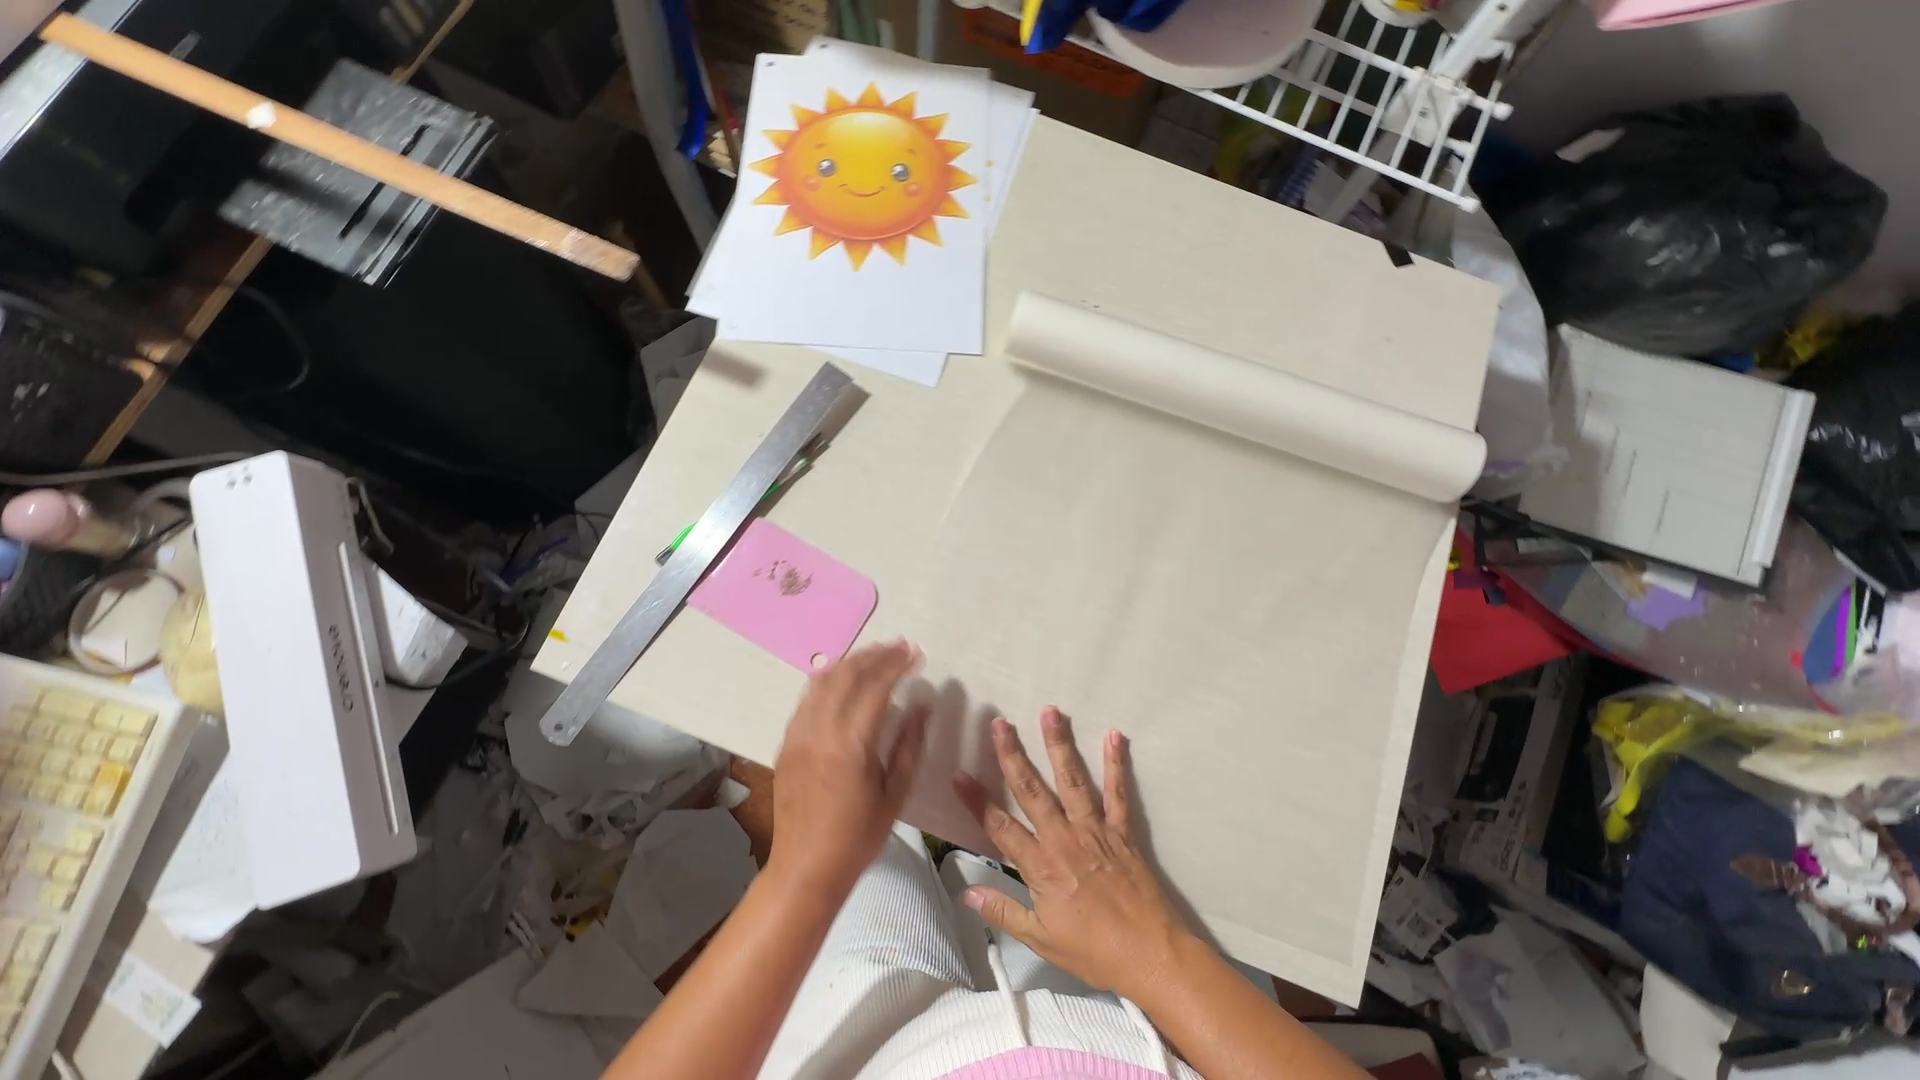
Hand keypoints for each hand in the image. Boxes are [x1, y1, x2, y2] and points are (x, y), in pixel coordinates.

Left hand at [771, 640, 928, 894]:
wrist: (805, 868)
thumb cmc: (858, 837)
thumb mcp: (895, 795)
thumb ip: (909, 745)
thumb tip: (922, 704)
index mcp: (850, 745)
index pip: (875, 687)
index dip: (896, 665)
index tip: (916, 654)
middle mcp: (819, 731)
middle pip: (846, 675)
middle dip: (874, 655)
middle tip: (899, 647)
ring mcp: (797, 735)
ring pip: (821, 681)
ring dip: (850, 663)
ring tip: (874, 656)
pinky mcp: (786, 744)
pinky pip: (806, 700)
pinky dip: (827, 681)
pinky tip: (842, 680)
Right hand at [954, 708, 1196, 997]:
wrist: (1150, 954)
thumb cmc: (1093, 951)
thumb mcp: (1041, 940)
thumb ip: (1003, 911)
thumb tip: (967, 893)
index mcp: (1040, 866)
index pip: (999, 826)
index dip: (977, 800)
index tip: (958, 774)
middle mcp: (1064, 839)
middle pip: (1032, 790)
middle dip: (1013, 755)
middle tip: (1000, 724)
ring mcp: (1095, 831)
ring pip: (1072, 780)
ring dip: (1059, 745)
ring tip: (1050, 712)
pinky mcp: (1123, 832)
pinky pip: (1118, 793)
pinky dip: (1116, 764)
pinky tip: (1113, 737)